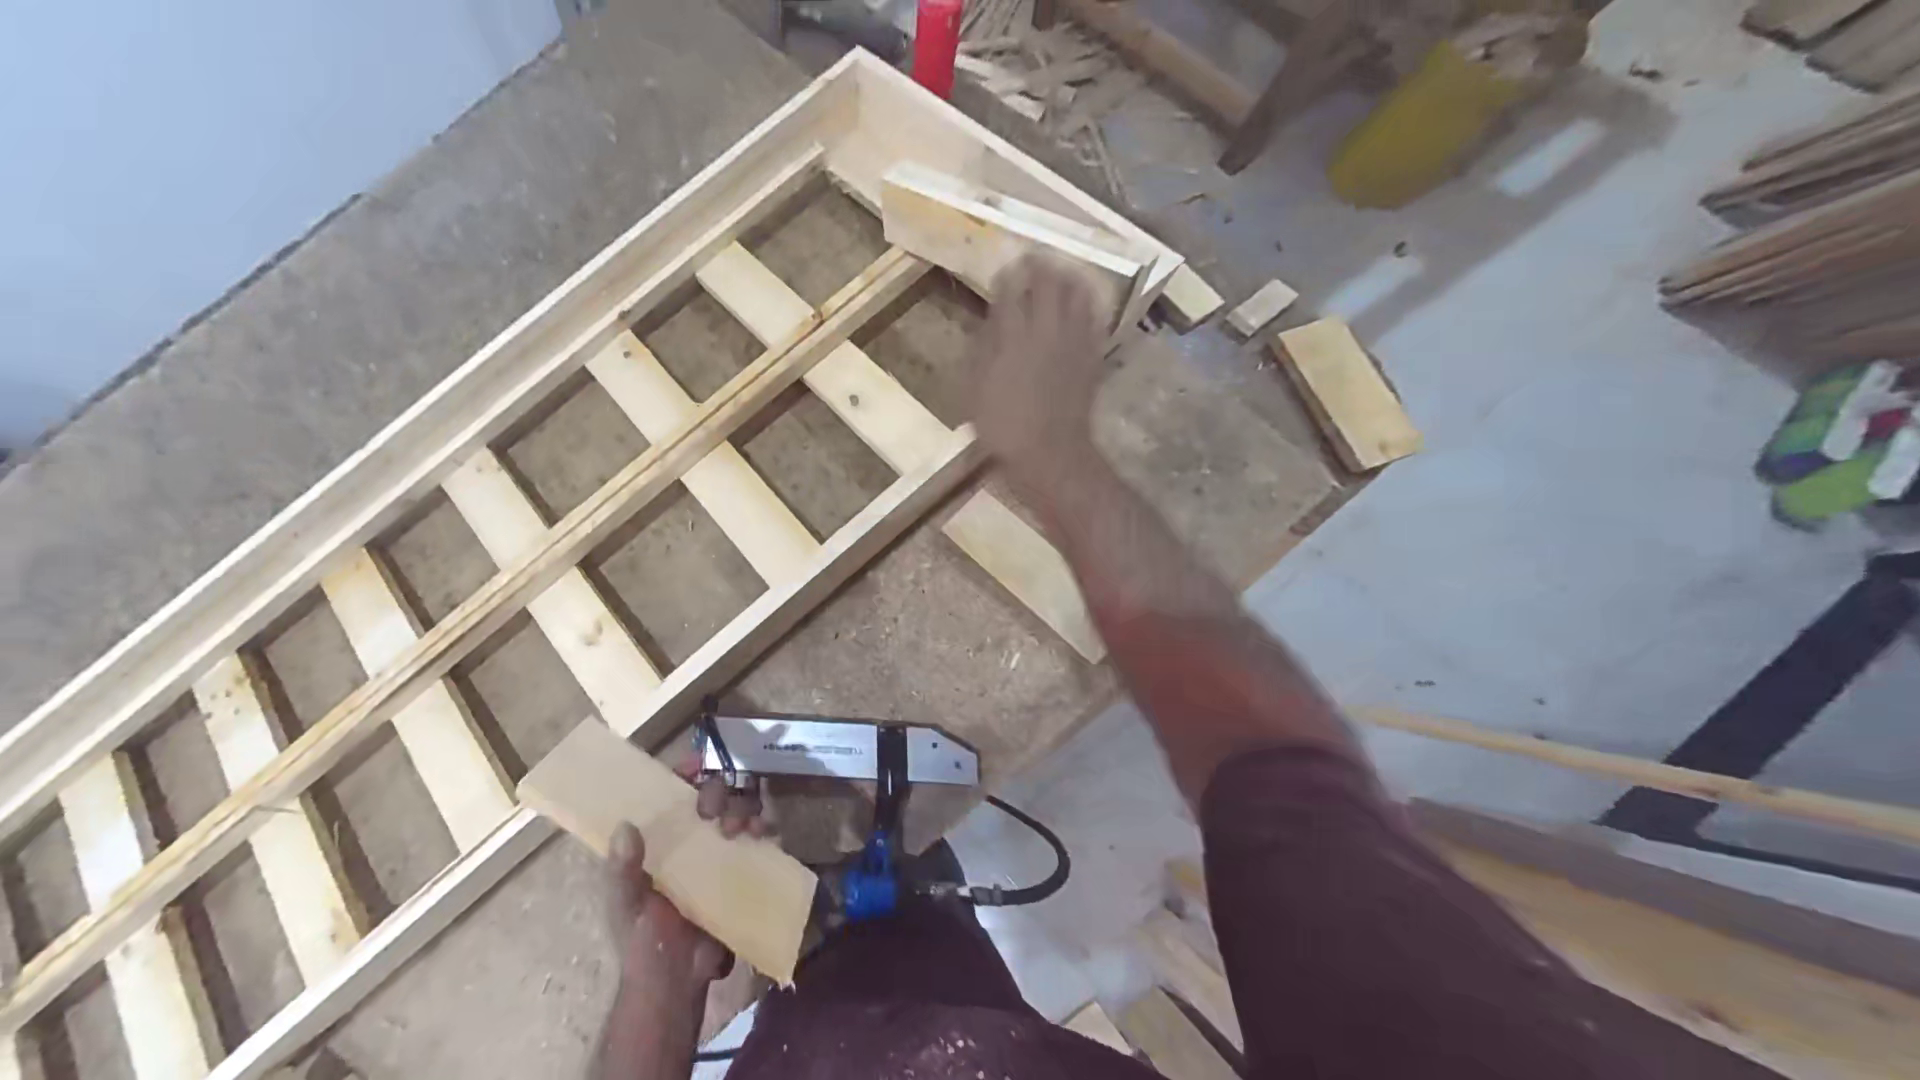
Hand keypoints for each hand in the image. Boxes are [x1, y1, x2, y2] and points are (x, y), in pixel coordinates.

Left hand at [604, 766, 774, 992]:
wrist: (677, 979)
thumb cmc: (643, 940)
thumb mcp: (626, 904)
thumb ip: (623, 870)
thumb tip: (625, 827)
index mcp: (661, 839)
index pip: (674, 792)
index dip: (684, 773)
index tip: (696, 765)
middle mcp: (694, 837)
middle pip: (714, 793)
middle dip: (717, 793)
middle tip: (711, 814)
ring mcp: (722, 851)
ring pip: (741, 808)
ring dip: (743, 809)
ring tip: (737, 830)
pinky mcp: (746, 867)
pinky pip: (763, 837)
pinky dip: (766, 829)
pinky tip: (761, 837)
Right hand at [970, 254, 1107, 499]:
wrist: (1051, 456)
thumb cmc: (1004, 428)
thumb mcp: (976, 391)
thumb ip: (982, 350)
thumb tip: (990, 322)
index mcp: (1013, 337)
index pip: (1011, 291)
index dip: (1008, 274)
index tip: (1004, 267)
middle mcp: (1046, 330)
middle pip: (1048, 282)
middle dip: (1039, 265)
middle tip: (1033, 259)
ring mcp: (1074, 342)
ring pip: (1077, 293)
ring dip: (1068, 277)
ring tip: (1061, 272)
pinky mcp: (1093, 356)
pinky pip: (1095, 318)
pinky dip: (1088, 304)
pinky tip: (1084, 302)